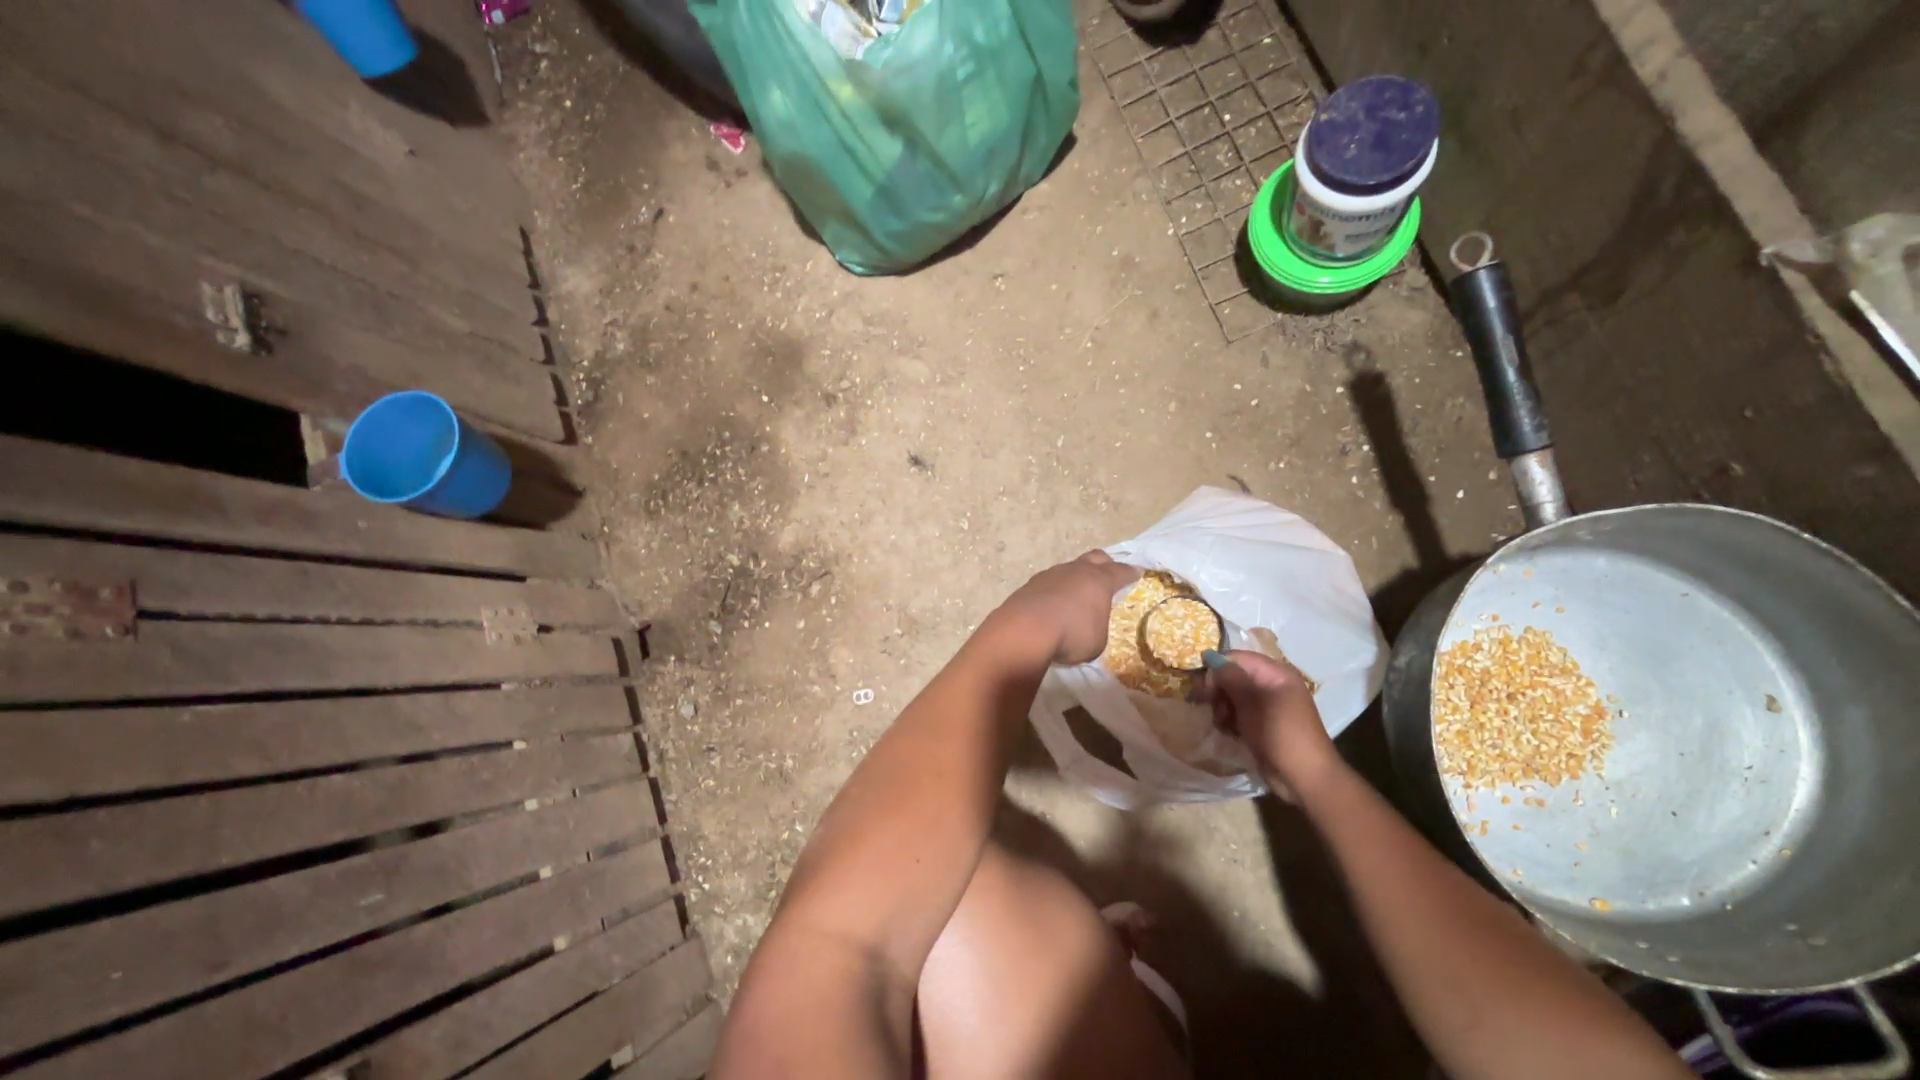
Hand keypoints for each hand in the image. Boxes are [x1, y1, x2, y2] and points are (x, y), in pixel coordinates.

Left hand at [990, 551, 1139, 665]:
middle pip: (1094, 558)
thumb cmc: (1071, 635)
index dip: (1129, 573)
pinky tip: (1052, 604)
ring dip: (1075, 578)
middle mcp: (1075, 572)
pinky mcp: (1030, 586)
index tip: (1136, 572)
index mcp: (1099, 581)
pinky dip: (1055, 591)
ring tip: (1077, 593)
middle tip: (1109, 571)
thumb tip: (1090, 626)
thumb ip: (1097, 627)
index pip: (1120, 572)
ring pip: (1068, 569)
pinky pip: (1049, 583)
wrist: (1024, 631)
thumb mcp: (1096, 641)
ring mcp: (1050, 575)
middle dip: (1105, 563)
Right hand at [1198, 650, 1338, 795]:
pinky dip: (1230, 719)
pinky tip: (1228, 731)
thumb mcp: (1253, 704)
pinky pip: (1239, 712)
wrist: (1304, 777)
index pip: (1238, 658)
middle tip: (1208, 706)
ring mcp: (1268, 706)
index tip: (1203, 688)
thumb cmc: (1281, 735)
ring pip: (1234, 695)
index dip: (1217, 668)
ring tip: (1221, 723)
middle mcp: (1272, 685)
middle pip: (1235, 676)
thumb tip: (1210, 656)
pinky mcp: (1262, 724)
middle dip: (1219, 689)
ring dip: (1222, 707)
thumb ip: (1231, 678)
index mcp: (1276, 674)